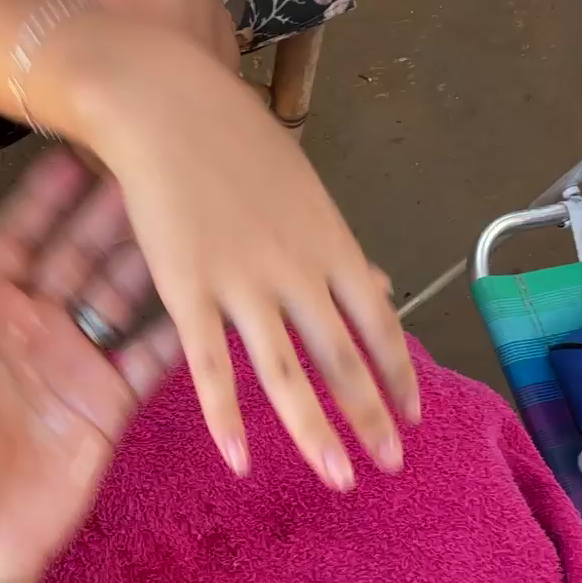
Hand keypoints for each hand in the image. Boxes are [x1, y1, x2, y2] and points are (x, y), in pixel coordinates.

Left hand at [0, 150, 180, 582]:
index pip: (16, 233)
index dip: (47, 193)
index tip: (82, 145)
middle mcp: (28, 323)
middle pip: (78, 255)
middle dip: (111, 213)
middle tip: (153, 171)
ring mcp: (73, 362)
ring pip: (119, 295)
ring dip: (150, 260)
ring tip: (190, 220)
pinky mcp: (108, 403)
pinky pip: (150, 357)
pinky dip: (178, 330)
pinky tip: (207, 297)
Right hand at [48, 26, 420, 490]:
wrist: (167, 103)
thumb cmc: (237, 140)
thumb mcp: (304, 187)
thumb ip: (334, 245)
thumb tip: (374, 282)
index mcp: (331, 245)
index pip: (379, 325)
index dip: (398, 374)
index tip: (413, 415)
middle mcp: (298, 272)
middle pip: (342, 359)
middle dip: (371, 416)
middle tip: (391, 466)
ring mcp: (243, 285)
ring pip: (286, 374)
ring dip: (315, 432)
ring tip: (340, 479)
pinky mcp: (188, 292)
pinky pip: (210, 368)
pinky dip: (227, 418)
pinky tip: (240, 462)